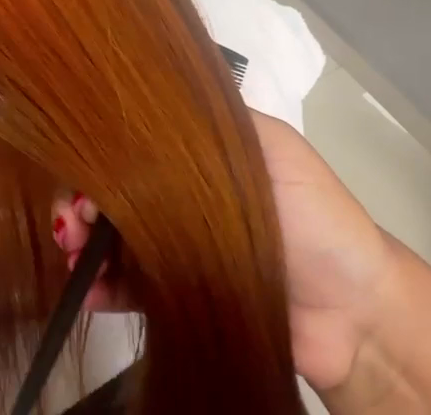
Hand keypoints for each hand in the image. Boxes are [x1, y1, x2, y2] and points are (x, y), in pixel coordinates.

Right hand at [51, 113, 394, 390]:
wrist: (357, 313)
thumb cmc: (315, 217)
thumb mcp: (266, 147)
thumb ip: (199, 124)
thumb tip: (124, 117)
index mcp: (194, 154)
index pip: (130, 145)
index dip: (100, 158)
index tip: (85, 180)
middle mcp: (177, 196)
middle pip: (112, 192)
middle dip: (81, 205)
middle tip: (73, 226)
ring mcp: (175, 248)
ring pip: (111, 239)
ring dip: (82, 247)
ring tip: (75, 261)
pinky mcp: (177, 296)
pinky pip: (127, 289)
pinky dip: (99, 288)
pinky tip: (85, 291)